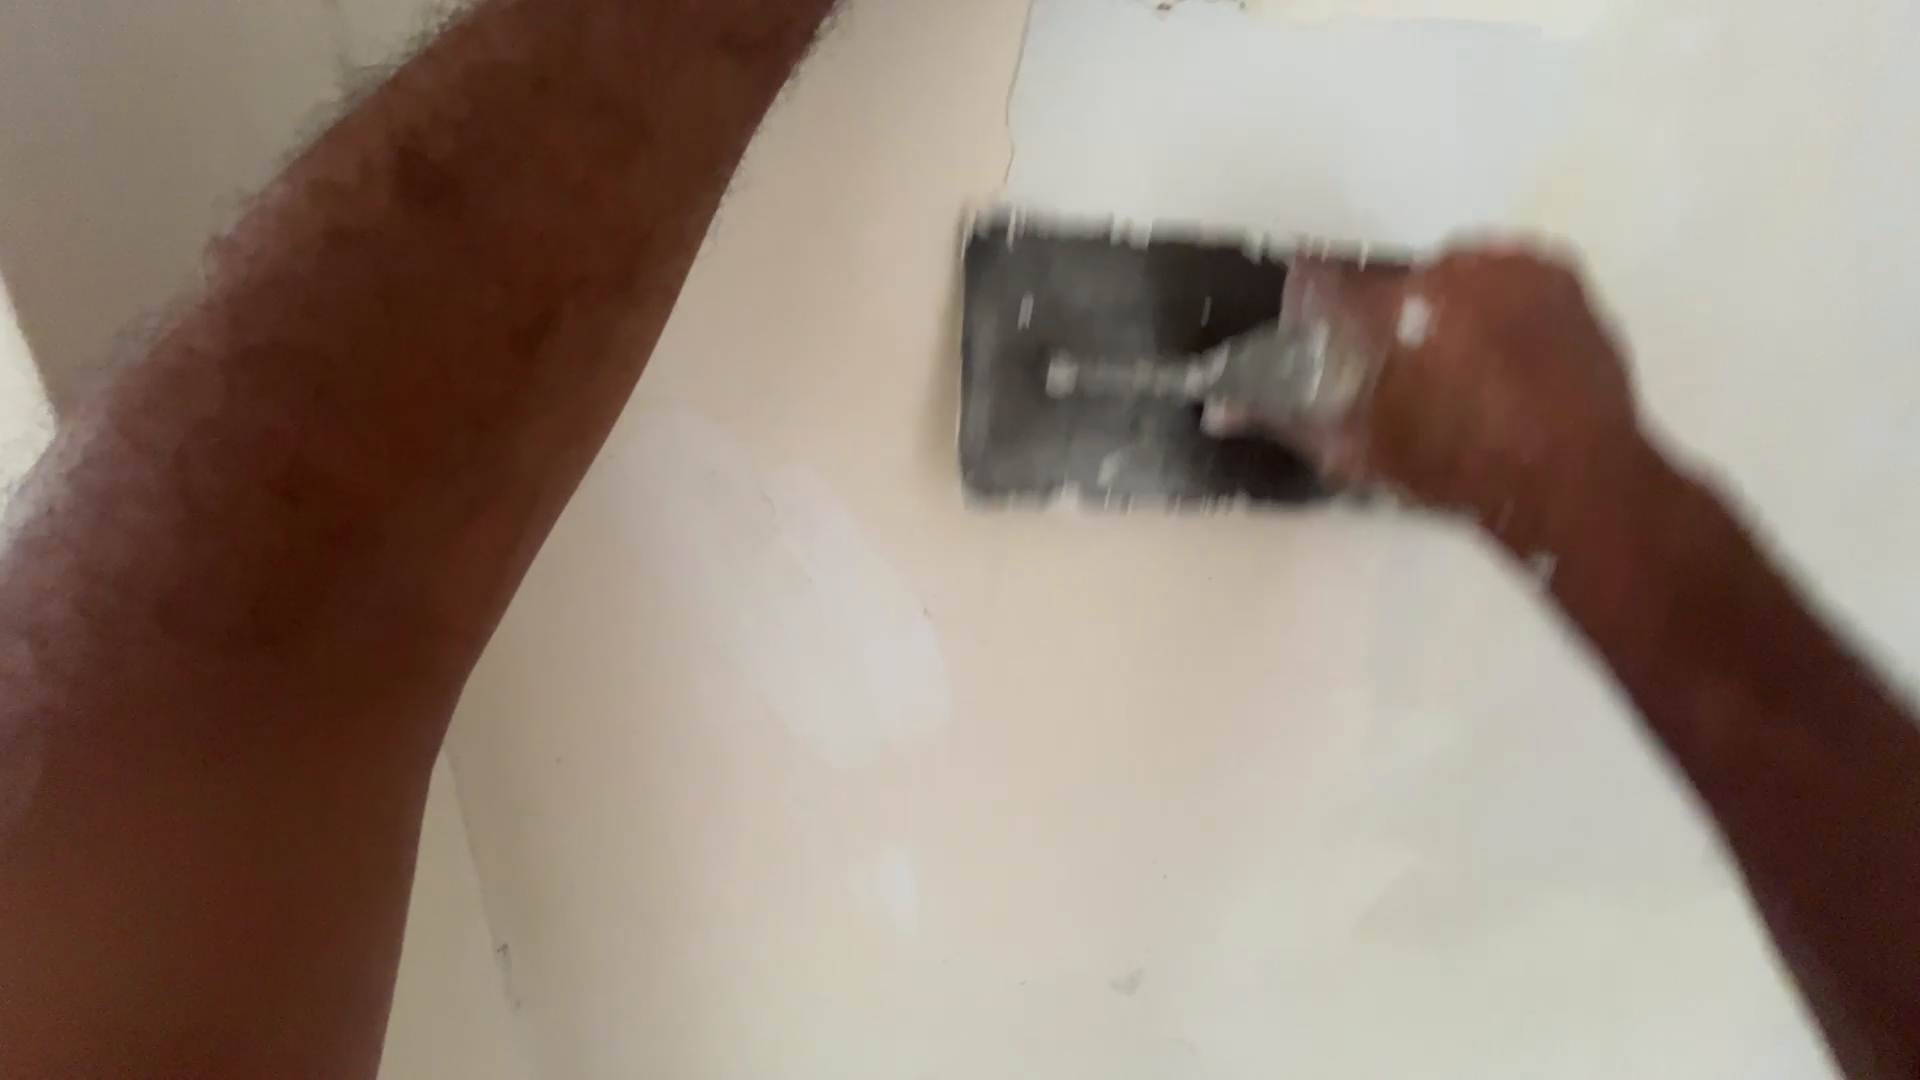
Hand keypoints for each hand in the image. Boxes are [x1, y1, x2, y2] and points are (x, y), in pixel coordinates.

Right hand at [1279, 243, 1640, 535]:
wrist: (1571, 479)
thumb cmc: (1451, 469)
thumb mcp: (1355, 451)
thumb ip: (1285, 421)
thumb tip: (1218, 412)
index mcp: (1391, 311)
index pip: (1319, 280)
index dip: (1307, 306)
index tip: (1310, 330)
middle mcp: (1448, 271)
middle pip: (1386, 281)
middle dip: (1379, 318)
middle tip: (1393, 368)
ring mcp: (1510, 267)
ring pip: (1444, 274)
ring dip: (1433, 307)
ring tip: (1450, 362)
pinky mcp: (1557, 273)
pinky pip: (1499, 274)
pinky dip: (1485, 302)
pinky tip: (1495, 350)